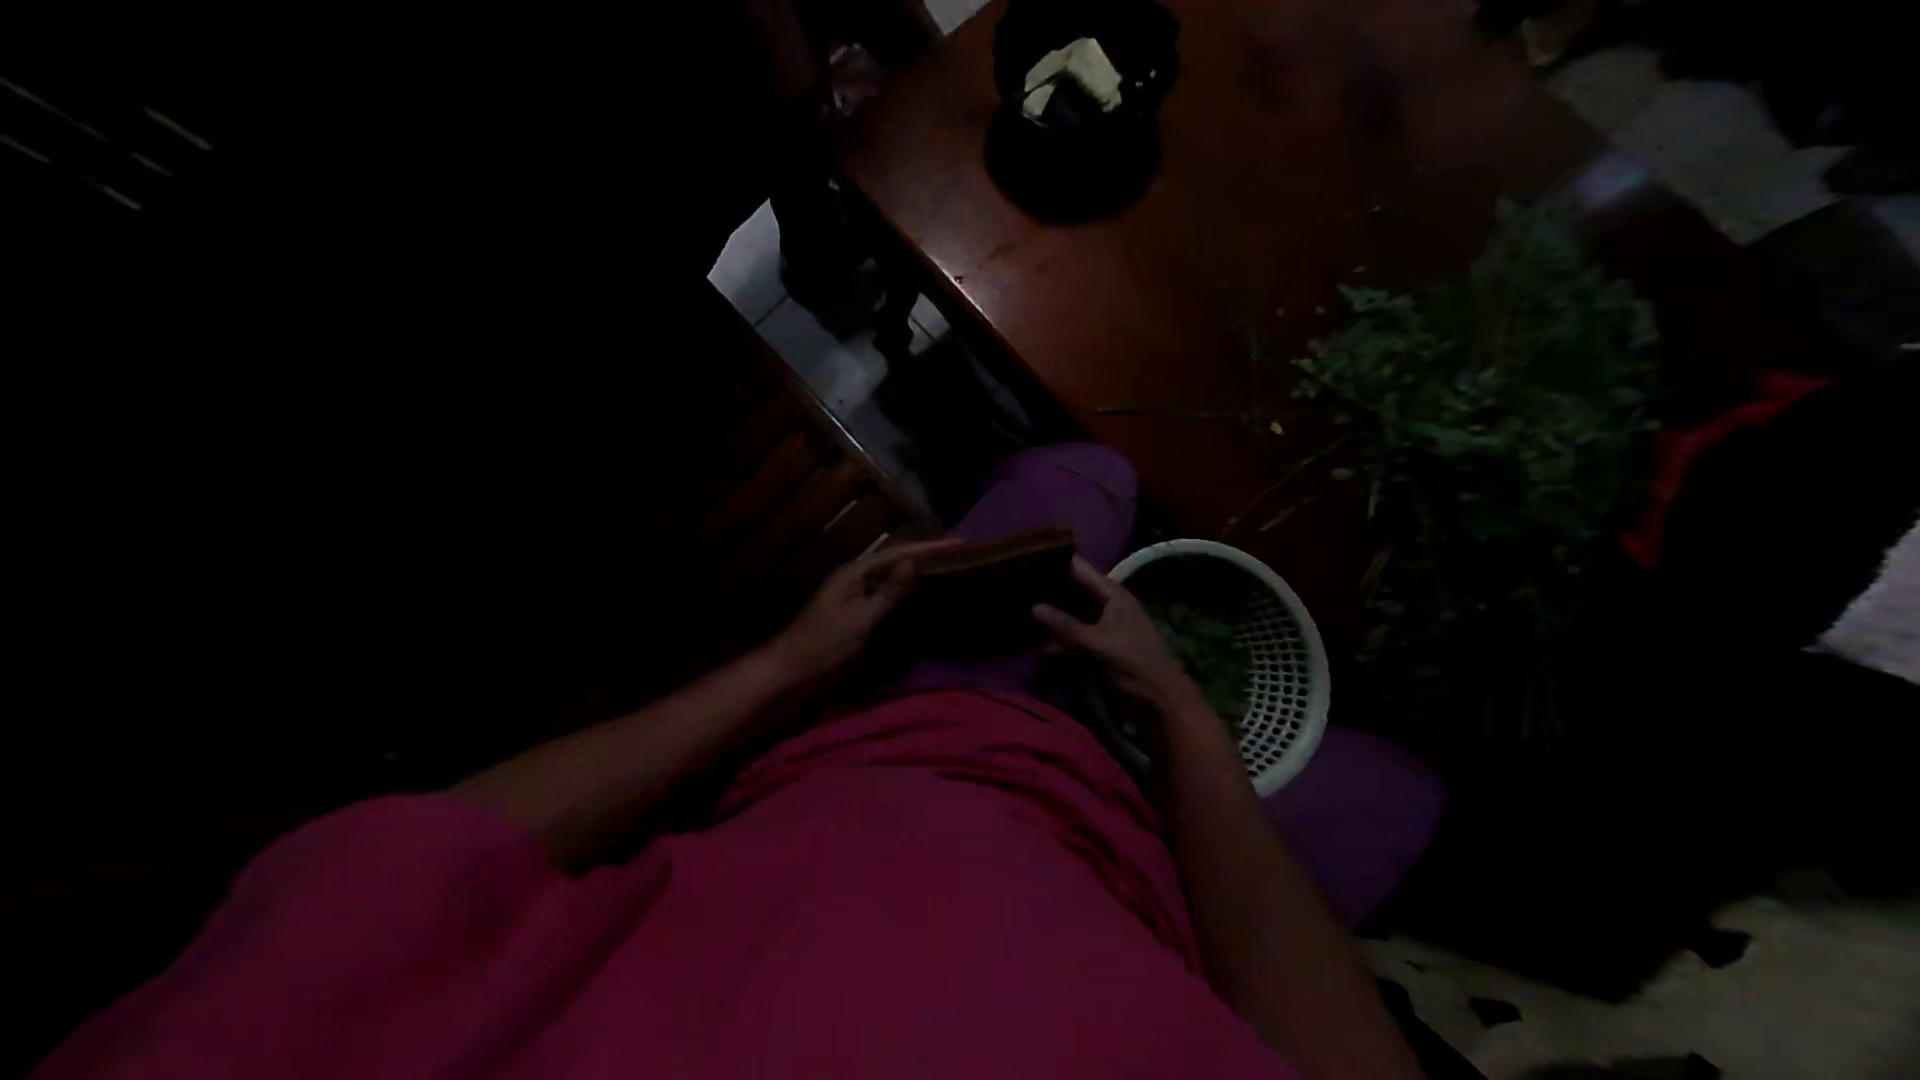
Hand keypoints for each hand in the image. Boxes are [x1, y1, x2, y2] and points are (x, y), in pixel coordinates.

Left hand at [772, 538, 962, 678]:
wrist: (788, 671)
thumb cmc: (823, 646)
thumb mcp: (860, 620)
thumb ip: (888, 592)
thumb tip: (913, 562)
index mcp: (855, 572)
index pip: (899, 552)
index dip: (931, 548)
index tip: (962, 543)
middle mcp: (855, 577)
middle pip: (897, 559)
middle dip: (927, 555)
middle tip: (961, 554)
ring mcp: (854, 594)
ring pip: (892, 575)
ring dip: (919, 570)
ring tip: (949, 568)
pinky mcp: (855, 611)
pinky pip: (887, 592)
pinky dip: (907, 589)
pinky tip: (921, 594)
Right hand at [1033, 556, 1205, 712]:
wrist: (1161, 701)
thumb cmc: (1135, 664)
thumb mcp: (1097, 643)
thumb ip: (1065, 625)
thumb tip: (1033, 606)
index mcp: (1112, 594)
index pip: (1079, 568)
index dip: (1055, 560)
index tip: (1026, 557)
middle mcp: (1107, 604)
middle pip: (1073, 590)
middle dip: (1048, 589)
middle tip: (1015, 584)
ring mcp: (1104, 625)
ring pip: (1071, 615)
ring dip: (1052, 618)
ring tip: (1019, 611)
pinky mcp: (1100, 645)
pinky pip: (1074, 636)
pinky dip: (1059, 640)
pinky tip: (1038, 644)